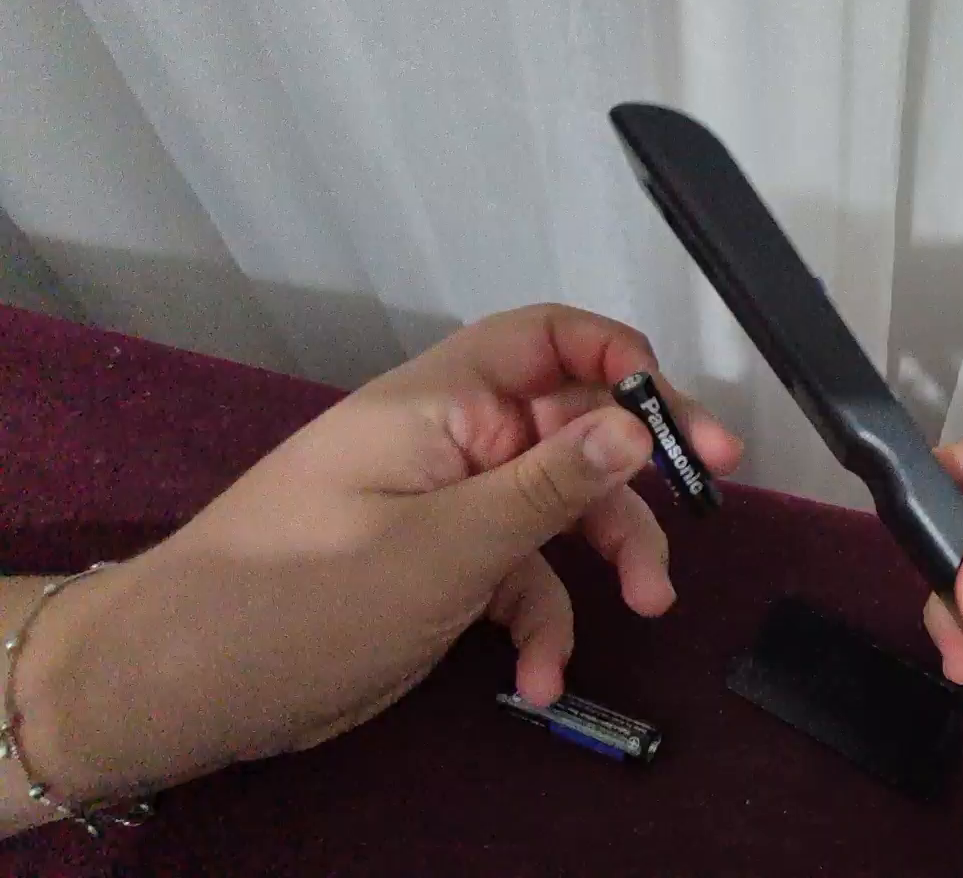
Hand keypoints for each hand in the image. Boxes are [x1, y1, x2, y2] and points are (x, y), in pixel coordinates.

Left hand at [15, 304, 740, 803]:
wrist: (172, 702)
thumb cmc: (297, 600)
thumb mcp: (442, 545)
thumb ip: (550, 484)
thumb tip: (638, 429)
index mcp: (451, 403)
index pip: (549, 338)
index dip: (617, 355)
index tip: (670, 410)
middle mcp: (470, 440)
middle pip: (583, 428)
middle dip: (644, 465)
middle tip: (712, 485)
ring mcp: (470, 502)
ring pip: (572, 506)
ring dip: (615, 554)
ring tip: (649, 602)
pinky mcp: (466, 561)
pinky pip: (533, 573)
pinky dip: (548, 620)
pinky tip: (542, 677)